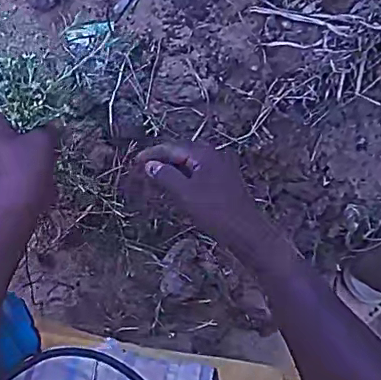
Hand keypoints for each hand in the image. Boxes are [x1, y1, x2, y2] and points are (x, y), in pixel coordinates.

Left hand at [0, 112, 57, 221]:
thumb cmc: (24, 171)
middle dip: (35, 131)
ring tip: (54, 154)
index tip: (47, 110)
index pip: (8, 107)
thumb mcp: (42, 141)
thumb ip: (48, 128)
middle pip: (14, 129)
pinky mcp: (0, 180)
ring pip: (19, 149)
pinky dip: (32, 168)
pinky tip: (46, 174)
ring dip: (37, 151)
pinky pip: (19, 166)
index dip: (29, 105)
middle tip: (54, 133)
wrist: (12, 214)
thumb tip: (52, 125)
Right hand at [138, 141, 273, 243]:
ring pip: (189, 163)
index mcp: (204, 154)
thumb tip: (150, 165)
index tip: (135, 161)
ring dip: (171, 169)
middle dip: (161, 160)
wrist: (245, 231)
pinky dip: (183, 176)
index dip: (152, 154)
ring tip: (155, 177)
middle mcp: (213, 155)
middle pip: (181, 153)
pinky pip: (197, 172)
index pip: (171, 148)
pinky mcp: (223, 180)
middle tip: (143, 169)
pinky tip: (175, 186)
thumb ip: (165, 176)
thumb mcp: (184, 193)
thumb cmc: (214, 211)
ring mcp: (220, 167)